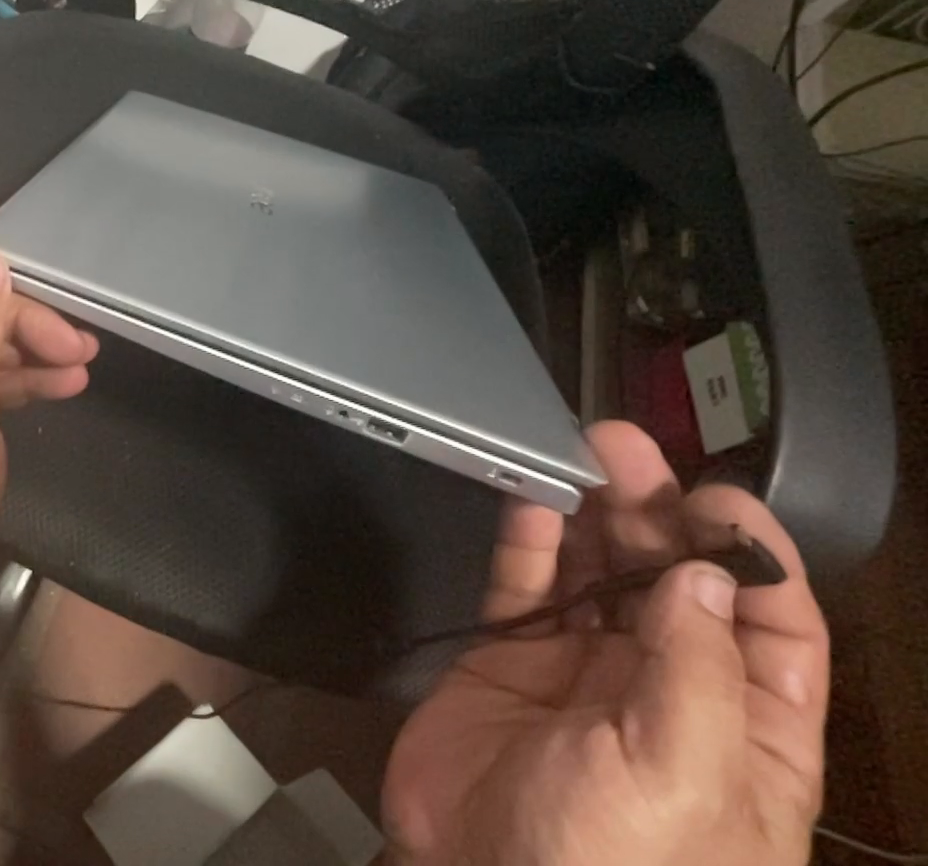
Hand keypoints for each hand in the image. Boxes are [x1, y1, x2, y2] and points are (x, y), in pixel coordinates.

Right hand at [383, 421, 829, 865]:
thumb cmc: (609, 857)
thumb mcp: (681, 774)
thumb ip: (695, 670)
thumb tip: (704, 574)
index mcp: (742, 729)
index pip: (771, 627)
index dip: (751, 558)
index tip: (714, 497)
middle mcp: (663, 686)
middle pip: (672, 582)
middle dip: (658, 514)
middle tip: (625, 451)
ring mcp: (577, 667)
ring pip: (595, 574)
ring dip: (593, 516)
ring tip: (581, 455)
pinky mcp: (504, 658)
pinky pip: (520, 588)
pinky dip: (526, 543)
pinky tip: (532, 502)